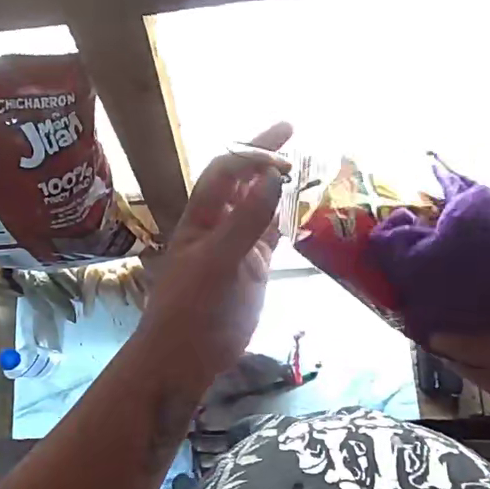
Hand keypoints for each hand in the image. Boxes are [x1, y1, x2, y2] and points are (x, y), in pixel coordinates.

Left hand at [139, 122, 292, 388]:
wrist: (184, 356)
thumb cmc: (191, 307)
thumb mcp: (217, 261)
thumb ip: (246, 220)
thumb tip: (273, 175)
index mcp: (200, 217)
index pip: (225, 172)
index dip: (251, 152)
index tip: (284, 140)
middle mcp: (218, 225)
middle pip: (242, 182)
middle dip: (263, 156)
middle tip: (293, 132)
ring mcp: (237, 246)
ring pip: (259, 206)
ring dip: (277, 186)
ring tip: (305, 164)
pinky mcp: (253, 268)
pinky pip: (271, 235)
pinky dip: (286, 219)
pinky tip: (302, 207)